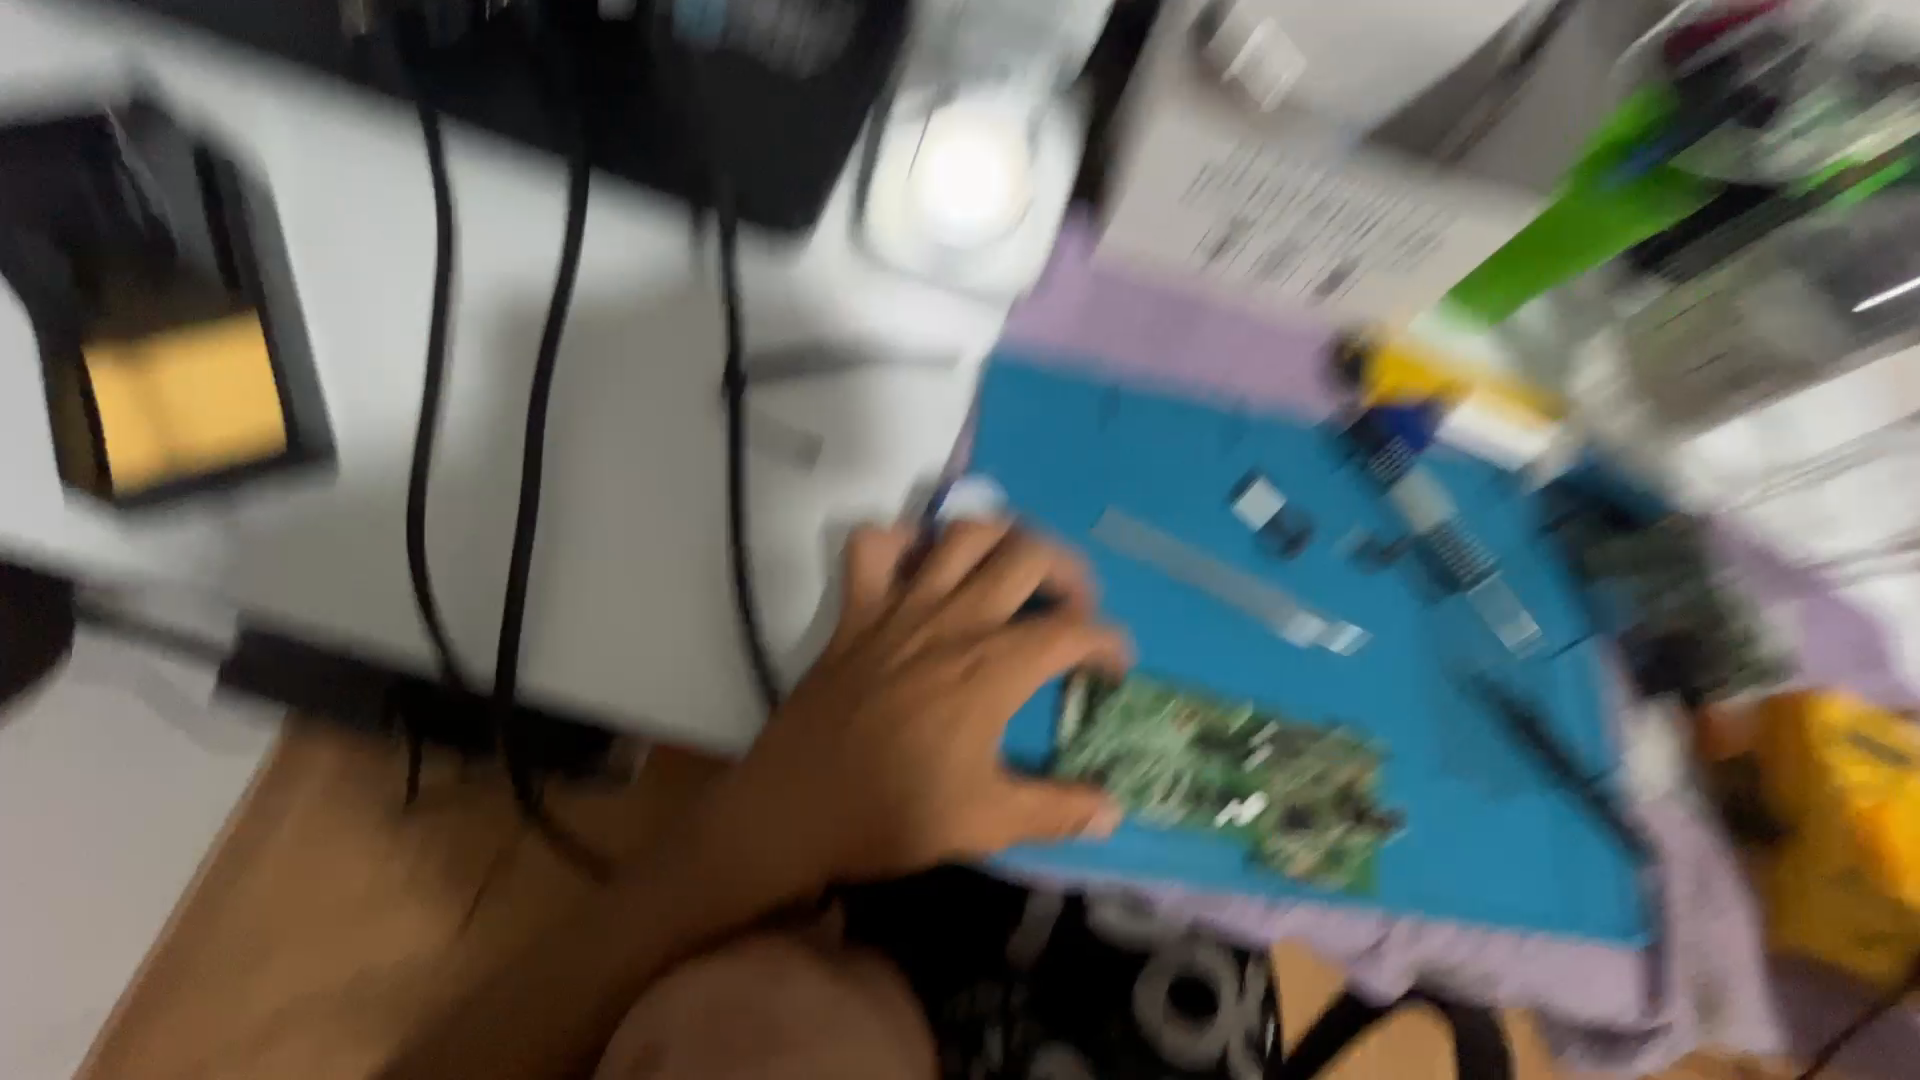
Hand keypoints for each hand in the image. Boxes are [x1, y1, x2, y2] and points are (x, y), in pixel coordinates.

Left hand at [702, 520, 1132, 891]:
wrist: (795, 809)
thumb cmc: (892, 814)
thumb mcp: (986, 823)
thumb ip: (1056, 810)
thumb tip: (1113, 812)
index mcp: (992, 668)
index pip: (1074, 631)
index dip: (1109, 643)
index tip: (1114, 669)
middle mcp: (953, 621)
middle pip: (1029, 555)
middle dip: (1070, 572)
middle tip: (1074, 608)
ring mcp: (901, 607)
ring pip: (962, 534)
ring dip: (1002, 539)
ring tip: (1016, 570)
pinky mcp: (857, 610)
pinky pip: (874, 546)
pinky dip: (901, 541)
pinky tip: (921, 566)